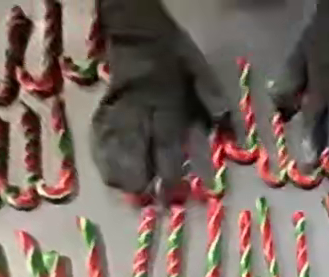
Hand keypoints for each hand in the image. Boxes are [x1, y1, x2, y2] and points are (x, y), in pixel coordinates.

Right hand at [91, 0, 231, 197]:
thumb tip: (228, 127)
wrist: (135, 27)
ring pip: (113, 150)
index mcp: (166, 106)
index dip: (168, 174)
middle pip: (134, 154)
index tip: (171, 195)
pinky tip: (110, 175)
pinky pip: (100, 138)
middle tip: (149, 198)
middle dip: (140, 180)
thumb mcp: (199, 69)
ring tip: (131, 191)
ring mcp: (119, 112)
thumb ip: (212, 98)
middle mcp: (139, 113)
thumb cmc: (173, 53)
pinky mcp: (105, 110)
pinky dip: (104, 158)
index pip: (166, 147)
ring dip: (121, 174)